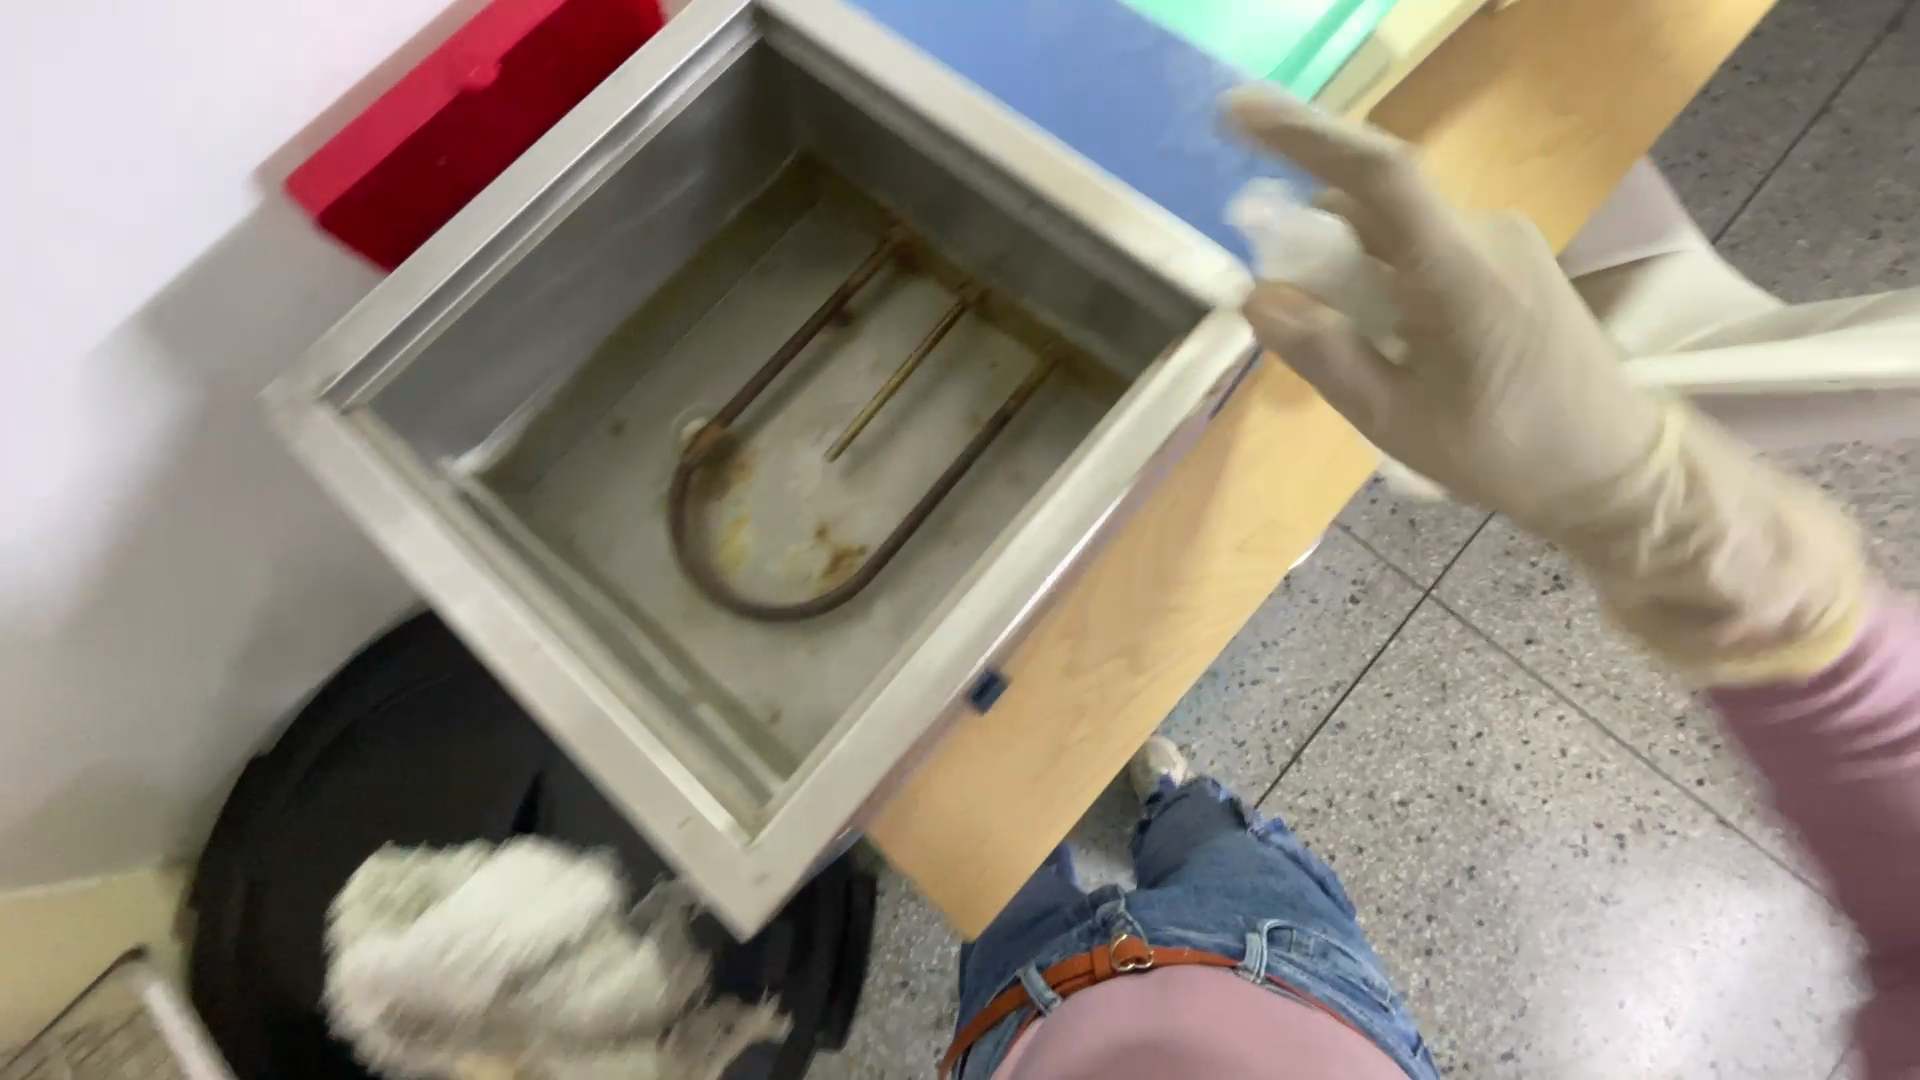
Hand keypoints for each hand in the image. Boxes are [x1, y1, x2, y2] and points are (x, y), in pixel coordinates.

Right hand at [1221, 85, 1865, 684]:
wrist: (1607, 464)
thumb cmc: (1498, 452)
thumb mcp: (1391, 419)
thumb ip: (1323, 353)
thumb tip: (1256, 297)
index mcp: (1458, 275)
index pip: (1378, 177)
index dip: (1304, 136)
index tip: (1235, 114)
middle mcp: (1483, 234)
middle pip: (1366, 208)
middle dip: (1308, 244)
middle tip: (1286, 316)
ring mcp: (1499, 240)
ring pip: (1386, 231)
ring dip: (1342, 271)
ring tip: (1353, 351)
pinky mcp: (1503, 257)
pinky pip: (1412, 247)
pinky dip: (1373, 279)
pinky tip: (1384, 340)